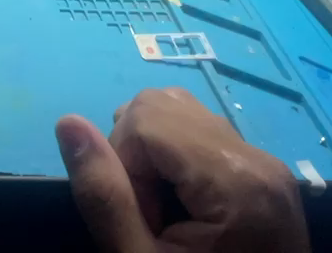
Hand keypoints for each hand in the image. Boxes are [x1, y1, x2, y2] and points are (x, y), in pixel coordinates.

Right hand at [56, 87, 308, 252]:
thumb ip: (105, 197)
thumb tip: (68, 121)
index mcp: (237, 183)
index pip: (144, 121)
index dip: (123, 165)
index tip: (145, 225)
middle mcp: (258, 159)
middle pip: (156, 106)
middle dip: (133, 152)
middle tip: (151, 217)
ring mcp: (264, 162)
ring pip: (174, 107)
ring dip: (149, 147)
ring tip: (163, 206)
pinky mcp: (260, 170)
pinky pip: (195, 124)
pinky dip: (171, 151)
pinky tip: (181, 201)